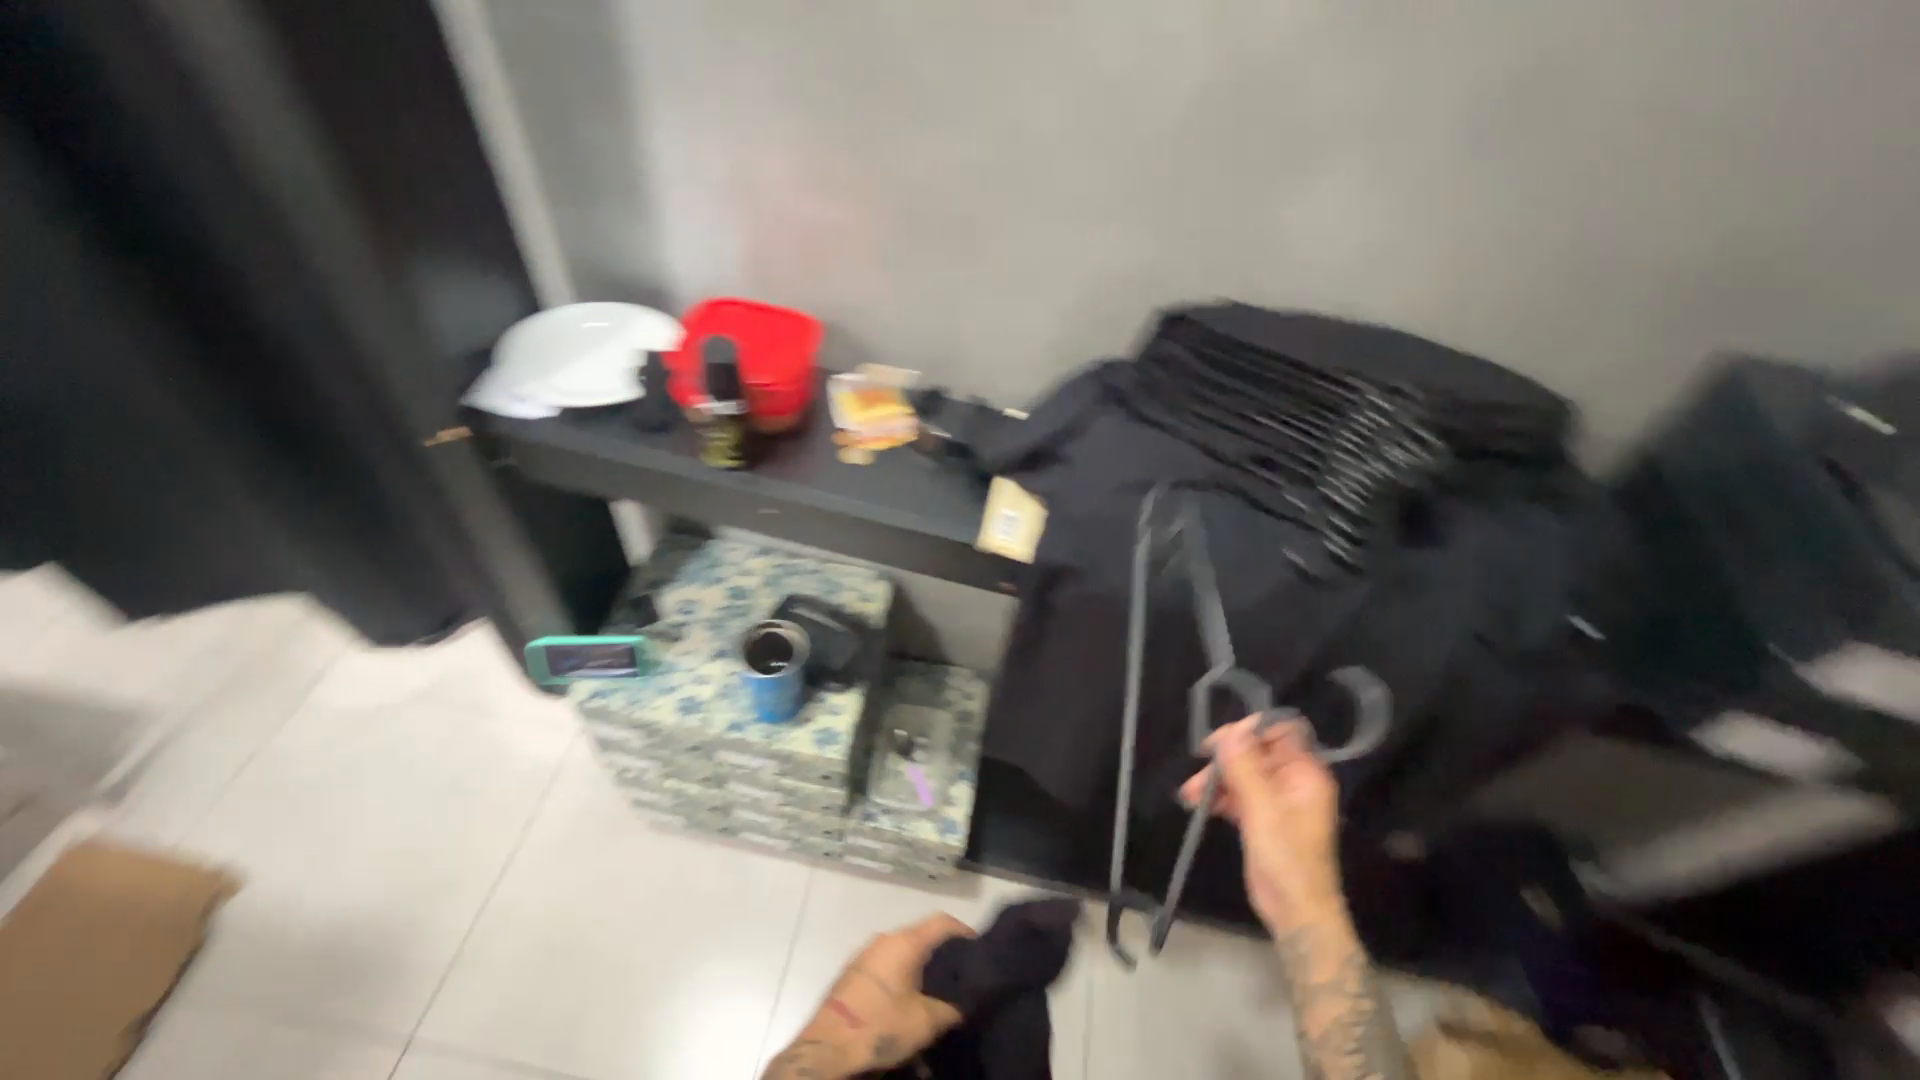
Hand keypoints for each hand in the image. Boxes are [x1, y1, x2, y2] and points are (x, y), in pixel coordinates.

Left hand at [763, 913, 975, 1079]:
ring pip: (902, 954)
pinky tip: (908, 1003)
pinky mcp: (852, 974)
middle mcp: (883, 939)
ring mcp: (864, 955)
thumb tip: (965, 1001)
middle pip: (921, 937)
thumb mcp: (926, 1021)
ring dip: (920, 970)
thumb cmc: (879, 1026)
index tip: (978, 950)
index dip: (964, 932)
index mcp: (903, 942)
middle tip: (959, 979)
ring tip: (935, 995)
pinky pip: (886, 967)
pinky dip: (901, 978)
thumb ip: (952, 1007)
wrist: (826, 1049)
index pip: (942, 922)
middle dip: (942, 956)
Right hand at [1180, 715, 1345, 936]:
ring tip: (1189, 793)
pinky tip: (1196, 804)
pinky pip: (1236, 795)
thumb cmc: (1287, 858)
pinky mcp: (1259, 818)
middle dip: (1225, 759)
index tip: (1222, 739)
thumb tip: (1230, 730)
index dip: (1251, 731)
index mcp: (1304, 774)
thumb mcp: (1263, 809)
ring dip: (1215, 779)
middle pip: (1255, 753)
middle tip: (1200, 765)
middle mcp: (1291, 781)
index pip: (1280, 733)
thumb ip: (1245, 767)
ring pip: (1241, 774)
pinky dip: (1217, 797)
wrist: (1295, 911)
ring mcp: (1275, 800)